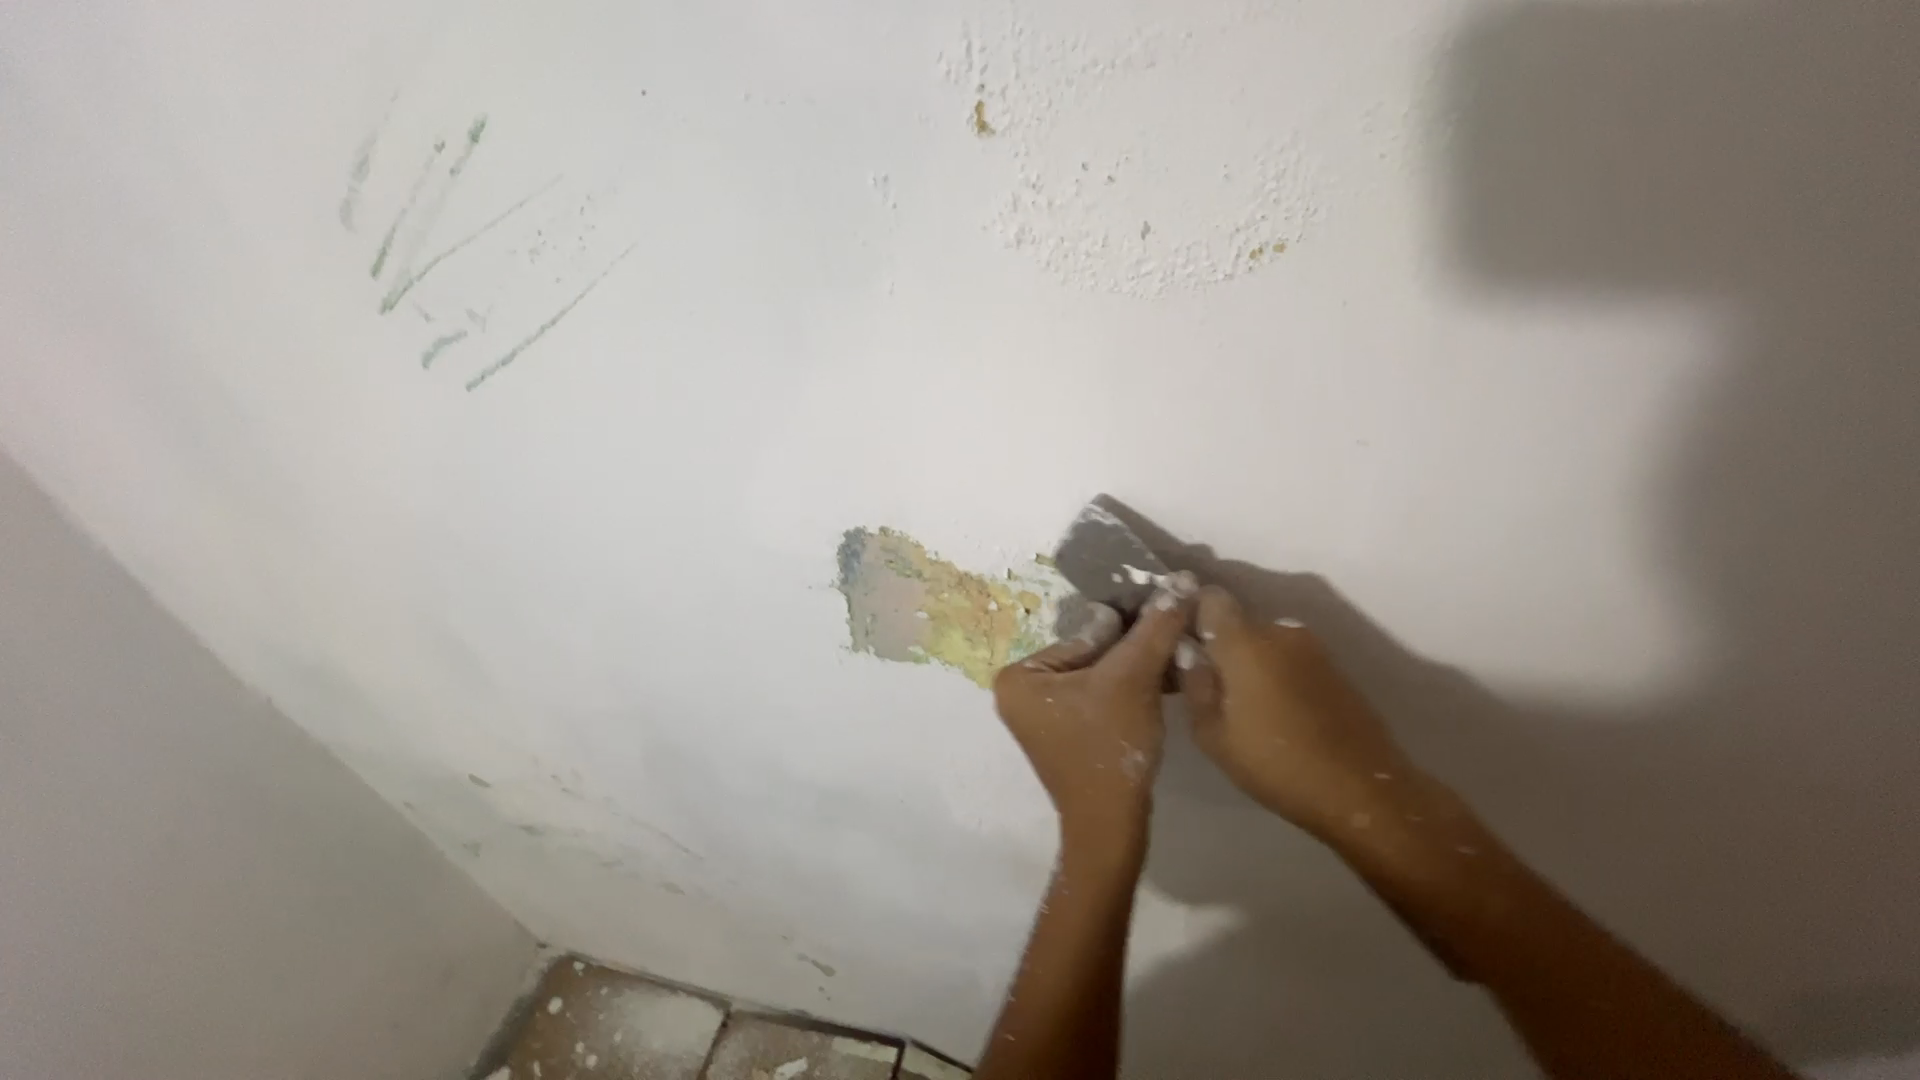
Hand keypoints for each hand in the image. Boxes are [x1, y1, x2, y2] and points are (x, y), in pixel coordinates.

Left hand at [993, 572, 1198, 839]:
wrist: (1112, 822)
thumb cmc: (1109, 743)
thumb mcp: (1132, 677)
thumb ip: (1153, 627)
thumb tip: (1180, 581)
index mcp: (1018, 676)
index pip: (1084, 635)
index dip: (1129, 625)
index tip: (1165, 611)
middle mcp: (1020, 693)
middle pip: (1091, 655)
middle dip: (1133, 649)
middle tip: (1175, 633)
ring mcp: (1041, 717)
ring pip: (1099, 677)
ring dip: (1136, 669)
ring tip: (1175, 657)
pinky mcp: (1065, 735)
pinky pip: (1099, 699)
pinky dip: (1128, 692)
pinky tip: (1164, 683)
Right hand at [1176, 585, 1423, 837]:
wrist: (1362, 791)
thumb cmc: (1275, 764)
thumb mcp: (1213, 735)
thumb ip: (1195, 685)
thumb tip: (1190, 654)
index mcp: (1245, 641)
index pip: (1210, 597)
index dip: (1191, 611)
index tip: (1179, 640)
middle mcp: (1280, 631)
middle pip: (1238, 622)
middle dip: (1220, 646)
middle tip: (1208, 684)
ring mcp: (1312, 648)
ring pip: (1264, 643)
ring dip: (1250, 663)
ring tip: (1244, 705)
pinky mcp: (1333, 668)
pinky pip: (1289, 659)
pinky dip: (1275, 675)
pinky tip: (1275, 713)